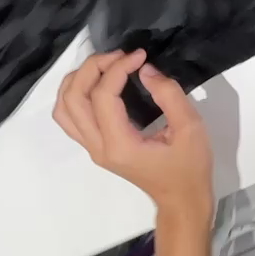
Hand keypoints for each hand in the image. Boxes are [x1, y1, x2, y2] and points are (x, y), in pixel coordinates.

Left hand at [52, 50, 213, 228]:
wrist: (181, 200)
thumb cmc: (189, 167)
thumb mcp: (191, 128)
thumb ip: (169, 95)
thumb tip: (146, 69)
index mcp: (120, 144)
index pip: (102, 96)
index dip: (117, 68)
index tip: (140, 55)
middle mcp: (98, 147)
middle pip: (73, 98)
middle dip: (93, 68)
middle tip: (120, 56)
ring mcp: (93, 149)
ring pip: (64, 108)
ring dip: (78, 80)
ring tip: (106, 66)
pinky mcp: (95, 147)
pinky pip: (70, 117)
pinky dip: (76, 94)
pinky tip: (98, 83)